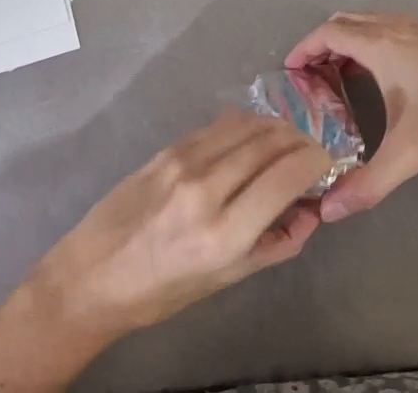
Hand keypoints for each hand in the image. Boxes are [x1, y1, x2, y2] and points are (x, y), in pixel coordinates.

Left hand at [27, 111, 331, 340]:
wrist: (91, 277)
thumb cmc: (160, 291)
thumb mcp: (226, 280)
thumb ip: (276, 243)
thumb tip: (312, 210)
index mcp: (224, 234)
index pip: (289, 175)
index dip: (317, 162)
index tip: (326, 165)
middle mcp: (206, 190)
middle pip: (273, 142)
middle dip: (302, 141)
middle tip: (310, 153)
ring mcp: (184, 163)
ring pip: (250, 125)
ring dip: (278, 128)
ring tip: (286, 143)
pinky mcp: (168, 149)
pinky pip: (222, 125)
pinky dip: (247, 126)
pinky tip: (252, 139)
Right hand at [285, 11, 417, 221]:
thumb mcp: (413, 152)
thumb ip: (370, 182)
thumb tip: (329, 210)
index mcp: (382, 45)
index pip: (330, 33)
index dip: (305, 48)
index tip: (289, 71)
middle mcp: (396, 28)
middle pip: (346, 22)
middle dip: (322, 45)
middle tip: (310, 78)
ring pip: (370, 23)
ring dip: (348, 43)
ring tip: (338, 78)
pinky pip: (389, 29)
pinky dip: (371, 43)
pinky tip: (382, 77)